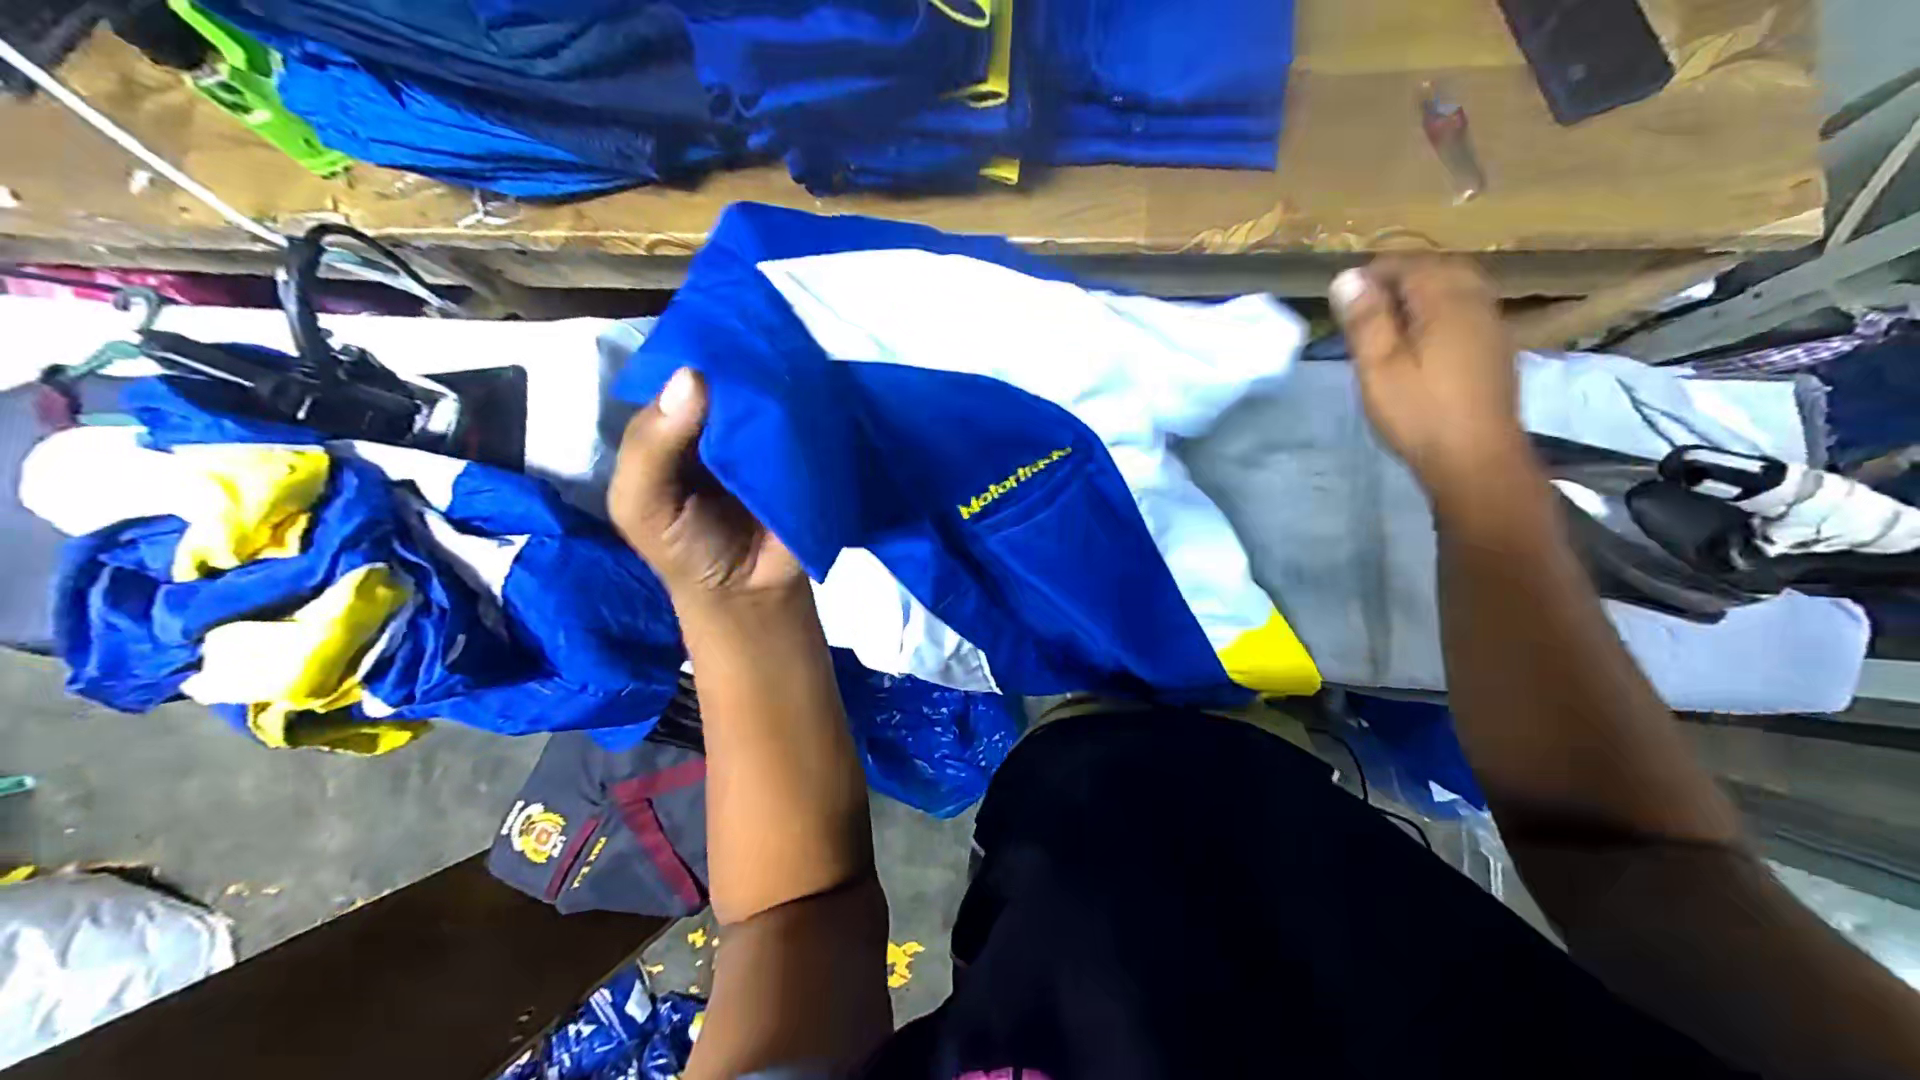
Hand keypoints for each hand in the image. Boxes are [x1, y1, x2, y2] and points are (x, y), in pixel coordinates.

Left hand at [608, 367, 804, 601]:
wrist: (748, 595)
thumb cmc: (685, 550)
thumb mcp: (640, 504)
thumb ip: (648, 447)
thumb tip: (692, 375)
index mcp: (671, 429)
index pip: (682, 381)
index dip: (699, 363)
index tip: (722, 344)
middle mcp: (718, 425)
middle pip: (730, 383)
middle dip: (743, 370)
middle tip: (765, 352)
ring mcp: (762, 438)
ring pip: (768, 398)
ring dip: (779, 387)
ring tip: (793, 366)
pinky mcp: (800, 454)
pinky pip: (803, 426)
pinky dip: (807, 412)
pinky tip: (813, 396)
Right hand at [1330, 256, 1533, 500]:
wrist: (1475, 459)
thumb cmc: (1419, 413)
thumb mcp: (1379, 367)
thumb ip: (1365, 320)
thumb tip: (1347, 277)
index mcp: (1446, 303)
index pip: (1410, 265)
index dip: (1374, 272)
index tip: (1344, 294)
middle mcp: (1476, 304)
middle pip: (1440, 269)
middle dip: (1401, 276)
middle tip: (1365, 301)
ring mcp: (1492, 326)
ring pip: (1458, 288)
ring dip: (1422, 292)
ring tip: (1388, 318)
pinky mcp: (1495, 349)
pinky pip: (1466, 310)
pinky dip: (1439, 310)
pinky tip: (1420, 337)